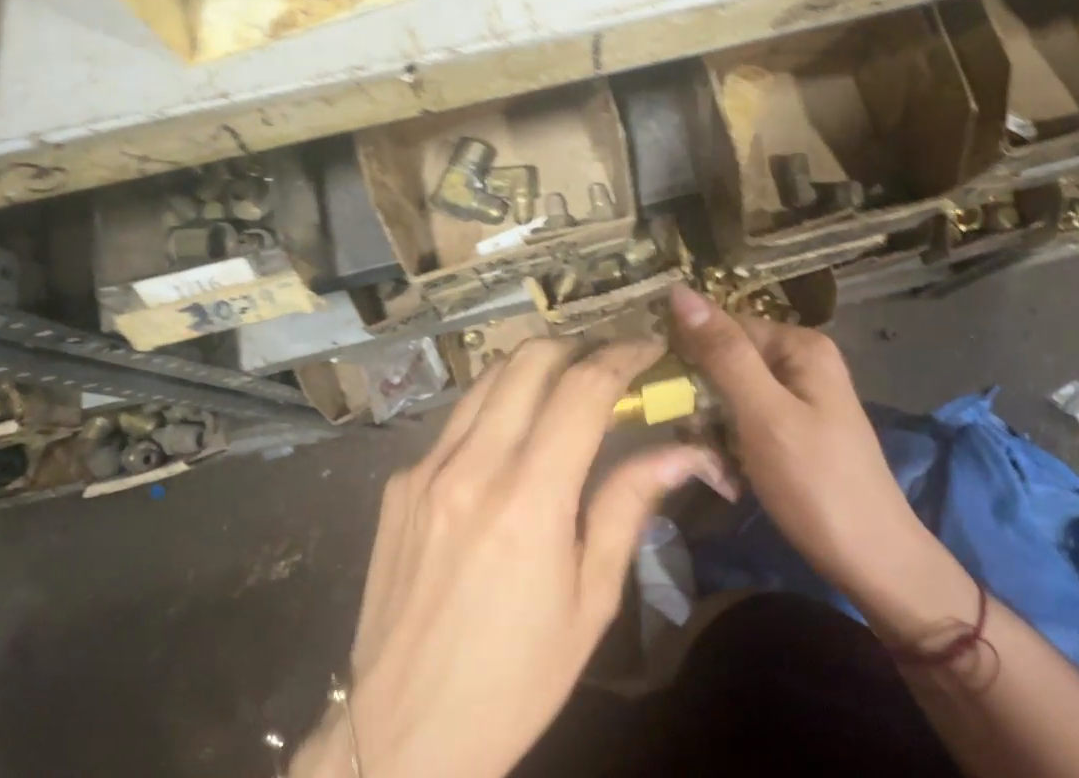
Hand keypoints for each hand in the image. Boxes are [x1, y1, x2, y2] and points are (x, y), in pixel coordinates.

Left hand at [293, 337, 731, 777]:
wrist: (405, 731)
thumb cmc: (517, 677)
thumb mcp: (591, 602)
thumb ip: (628, 508)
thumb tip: (681, 451)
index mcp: (529, 499)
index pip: (583, 388)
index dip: (623, 355)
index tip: (649, 349)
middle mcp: (471, 467)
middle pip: (527, 361)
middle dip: (576, 346)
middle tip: (608, 366)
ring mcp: (424, 471)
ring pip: (485, 382)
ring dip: (532, 370)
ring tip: (565, 391)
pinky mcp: (397, 486)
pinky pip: (453, 424)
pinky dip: (493, 412)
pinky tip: (510, 447)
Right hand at [666, 284, 965, 635]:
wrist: (872, 560)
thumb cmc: (816, 483)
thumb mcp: (763, 413)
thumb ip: (722, 354)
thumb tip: (679, 291)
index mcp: (799, 345)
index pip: (722, 325)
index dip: (687, 353)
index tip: (661, 392)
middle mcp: (802, 363)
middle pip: (725, 362)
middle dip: (702, 401)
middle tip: (697, 442)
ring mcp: (800, 401)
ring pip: (730, 398)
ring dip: (713, 432)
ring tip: (718, 468)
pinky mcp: (794, 434)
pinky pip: (745, 426)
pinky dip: (731, 449)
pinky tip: (731, 478)